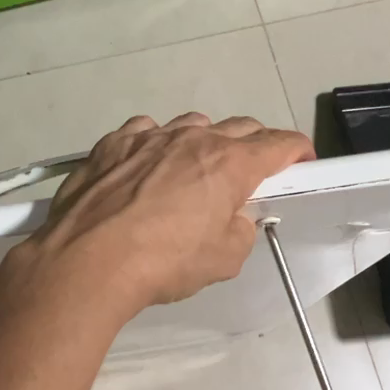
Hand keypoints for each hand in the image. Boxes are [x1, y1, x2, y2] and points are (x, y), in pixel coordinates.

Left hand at [8, 113, 313, 315]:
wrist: (88, 261)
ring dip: (203, 141)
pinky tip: (147, 165)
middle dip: (254, 145)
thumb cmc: (163, 263)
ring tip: (194, 170)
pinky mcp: (112, 143)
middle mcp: (194, 139)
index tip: (301, 162)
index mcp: (230, 164)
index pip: (278, 144)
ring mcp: (150, 136)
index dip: (296, 151)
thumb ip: (239, 230)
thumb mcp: (223, 260)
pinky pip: (146, 131)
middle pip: (239, 127)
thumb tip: (233, 217)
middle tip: (251, 172)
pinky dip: (156, 143)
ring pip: (192, 125)